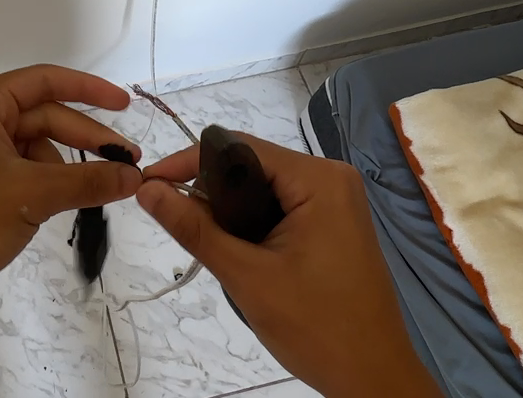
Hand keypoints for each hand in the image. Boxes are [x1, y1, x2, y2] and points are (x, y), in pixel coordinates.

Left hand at [0, 64, 144, 310]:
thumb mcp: (34, 194)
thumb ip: (88, 180)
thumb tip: (135, 177)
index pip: (44, 81)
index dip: (88, 89)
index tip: (126, 103)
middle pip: (44, 115)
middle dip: (85, 138)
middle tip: (129, 162)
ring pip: (36, 144)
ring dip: (67, 166)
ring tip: (98, 190)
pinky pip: (23, 166)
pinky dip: (48, 181)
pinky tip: (63, 203)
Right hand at [137, 134, 438, 397]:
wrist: (376, 383)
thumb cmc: (317, 328)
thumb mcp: (247, 277)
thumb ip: (194, 228)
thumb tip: (146, 190)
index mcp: (317, 178)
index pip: (237, 148)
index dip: (189, 162)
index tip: (149, 183)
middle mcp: (329, 176)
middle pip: (249, 163)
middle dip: (210, 190)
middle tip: (179, 222)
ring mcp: (335, 198)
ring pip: (261, 184)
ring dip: (229, 208)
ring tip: (209, 241)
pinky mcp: (333, 220)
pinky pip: (279, 202)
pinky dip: (252, 219)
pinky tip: (239, 248)